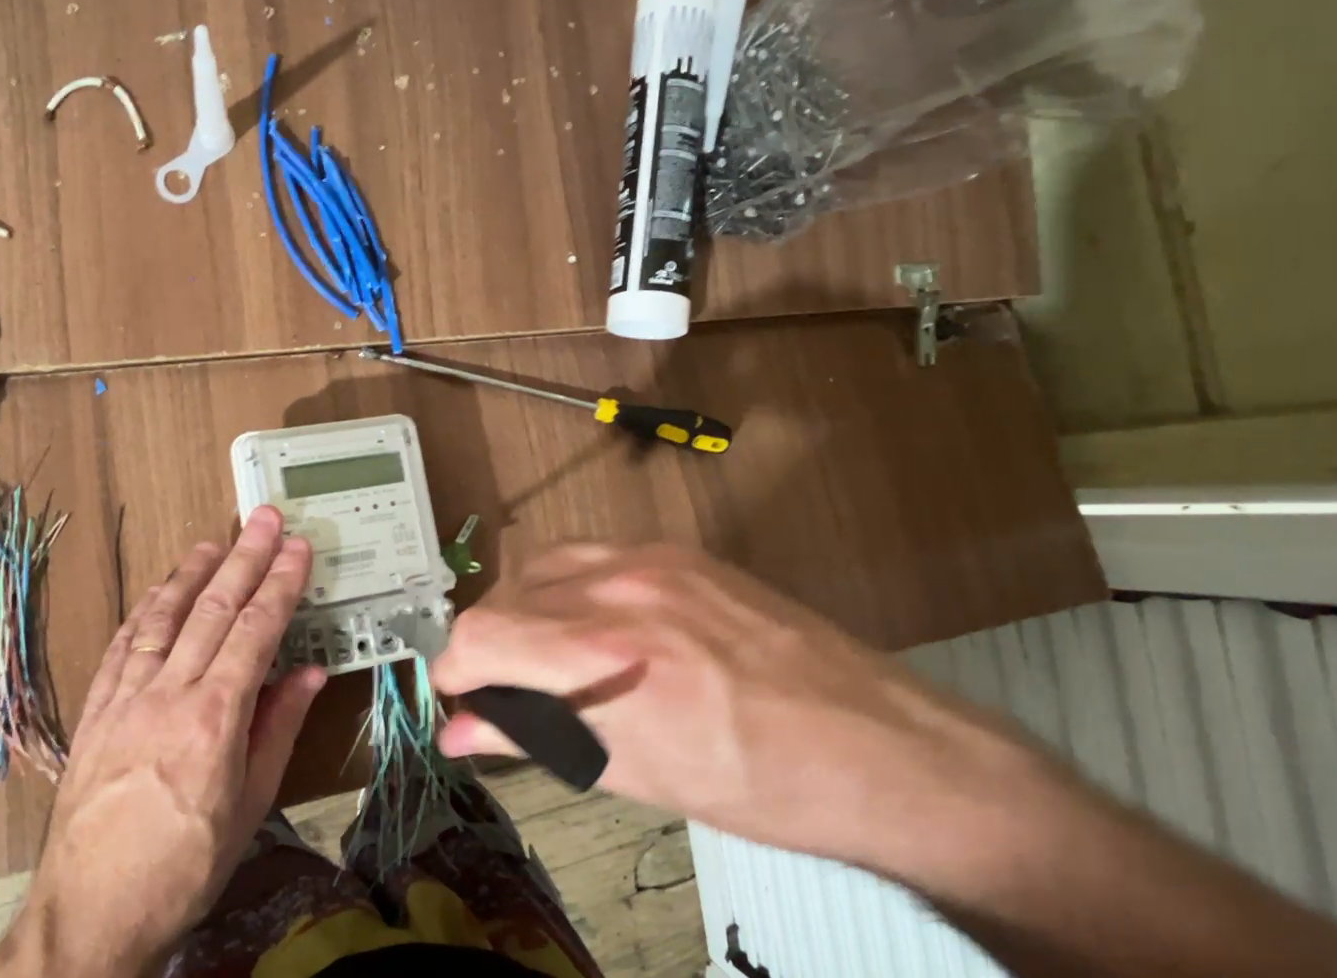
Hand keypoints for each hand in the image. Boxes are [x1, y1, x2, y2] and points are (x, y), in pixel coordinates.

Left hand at [0, 508, 324, 977]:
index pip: (255, 630)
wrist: (93, 912)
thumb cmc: (186, 865)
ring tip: (213, 541)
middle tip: (264, 518)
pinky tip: (157, 594)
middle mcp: (167, 695)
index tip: (298, 549)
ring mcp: (124, 699)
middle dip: (242, 558)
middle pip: (211, 609)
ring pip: (161, 618)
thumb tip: (311, 673)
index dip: (280, 584)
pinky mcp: (95, 712)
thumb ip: (278, 728)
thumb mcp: (250, 804)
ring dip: (190, 573)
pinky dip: (143, 612)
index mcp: (214, 717)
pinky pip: (120, 647)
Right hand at [430, 543, 1047, 876]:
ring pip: (543, 567)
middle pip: (505, 595)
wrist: (882, 746)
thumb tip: (460, 730)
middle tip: (510, 697)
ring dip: (527, 614)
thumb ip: (536, 737)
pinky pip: (593, 557)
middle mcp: (622, 587)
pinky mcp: (684, 552)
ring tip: (553, 664)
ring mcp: (656, 559)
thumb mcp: (636, 774)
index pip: (481, 635)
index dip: (455, 673)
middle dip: (490, 647)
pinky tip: (600, 632)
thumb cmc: (761, 784)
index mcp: (608, 653)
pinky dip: (571, 592)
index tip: (464, 705)